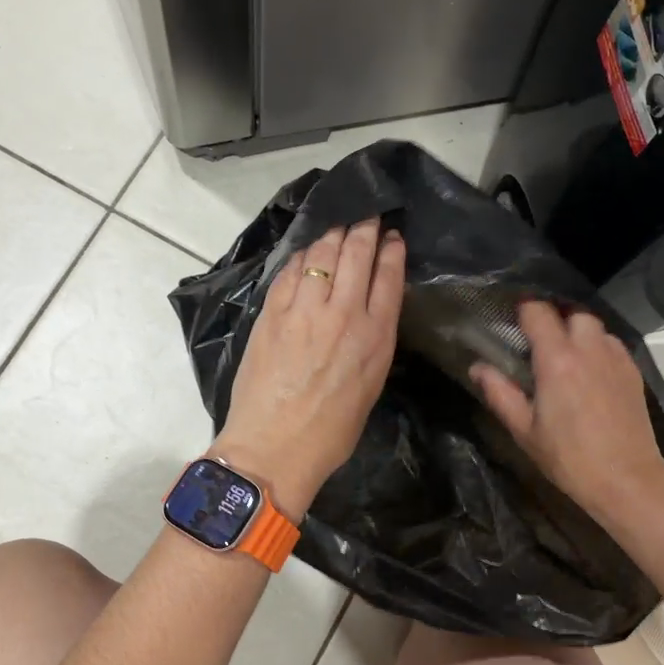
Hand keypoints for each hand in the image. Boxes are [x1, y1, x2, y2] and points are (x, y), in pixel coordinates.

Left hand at [212, 219, 403, 517]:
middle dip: (363, 228)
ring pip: (323, 253)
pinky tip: (307, 254)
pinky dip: (303, 256)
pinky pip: (291, 271)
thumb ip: (372, 345)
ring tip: (338, 226)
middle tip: (365, 216)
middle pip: (356, 253)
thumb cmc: (329, 434)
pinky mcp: (272, 312)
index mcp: (375, 337)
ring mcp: (304, 309)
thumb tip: (368, 316)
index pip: (388, 275)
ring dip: (333, 234)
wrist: (274, 449)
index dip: (390, 249)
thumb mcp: (370, 388)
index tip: (391, 235)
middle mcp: (344, 314)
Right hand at [469, 300, 663, 519]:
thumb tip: (477, 368)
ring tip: (565, 356)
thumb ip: (500, 393)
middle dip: (554, 318)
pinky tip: (588, 373)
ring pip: (595, 326)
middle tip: (538, 341)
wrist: (625, 478)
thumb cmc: (568, 458)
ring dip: (577, 332)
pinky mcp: (633, 372)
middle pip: (571, 312)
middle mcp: (589, 349)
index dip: (523, 310)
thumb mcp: (524, 430)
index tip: (512, 320)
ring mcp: (616, 358)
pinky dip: (597, 348)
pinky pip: (611, 345)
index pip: (538, 311)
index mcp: (557, 360)